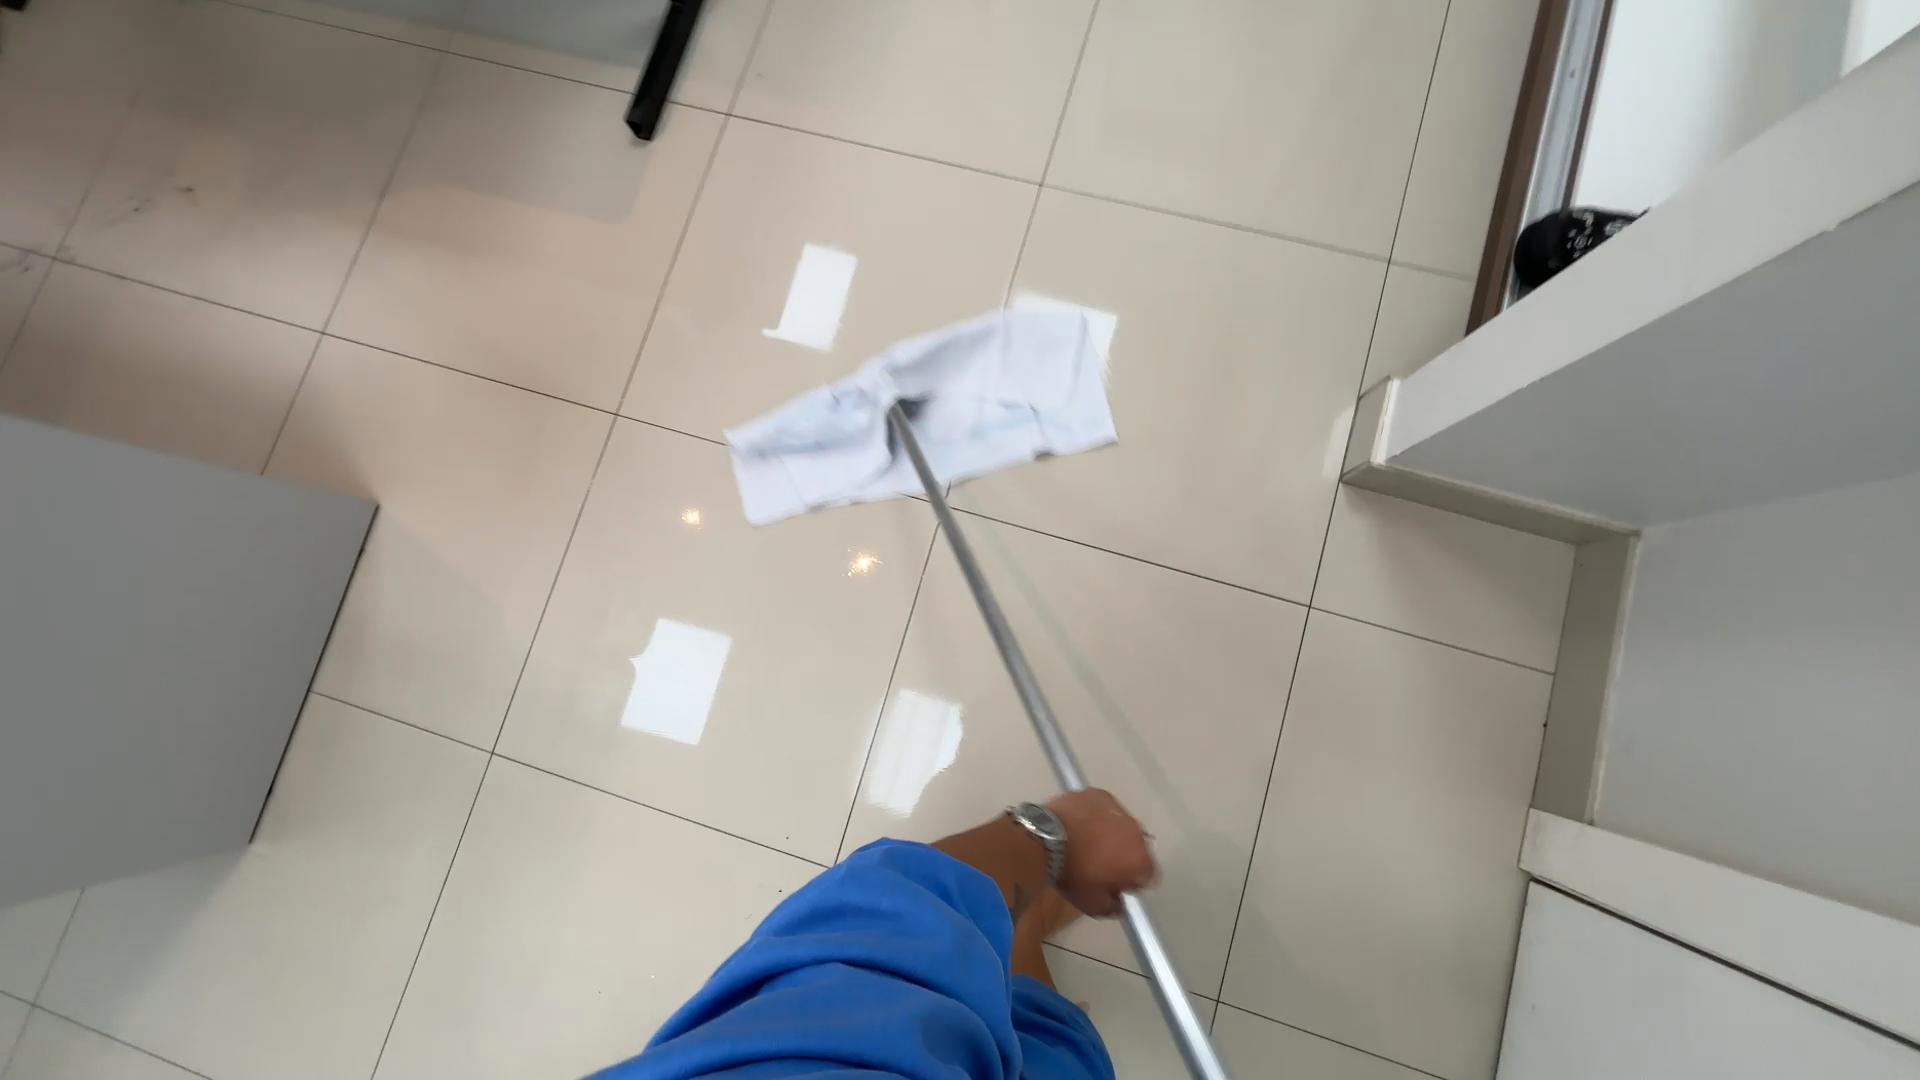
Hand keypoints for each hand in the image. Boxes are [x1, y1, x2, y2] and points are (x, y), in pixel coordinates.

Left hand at [1048, 788, 1155, 916]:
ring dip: (1110, 833)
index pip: (1149, 875)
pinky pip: (1104, 808)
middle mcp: (1135, 830)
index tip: (1115, 882)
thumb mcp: (1094, 905)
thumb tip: (1120, 900)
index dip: (1133, 881)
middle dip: (1123, 854)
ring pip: (1121, 825)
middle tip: (1099, 862)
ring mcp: (1117, 807)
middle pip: (1137, 846)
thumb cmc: (1072, 875)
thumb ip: (1116, 906)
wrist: (1044, 840)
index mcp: (1139, 858)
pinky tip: (1080, 822)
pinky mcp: (1098, 793)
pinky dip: (1096, 815)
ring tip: (1086, 840)